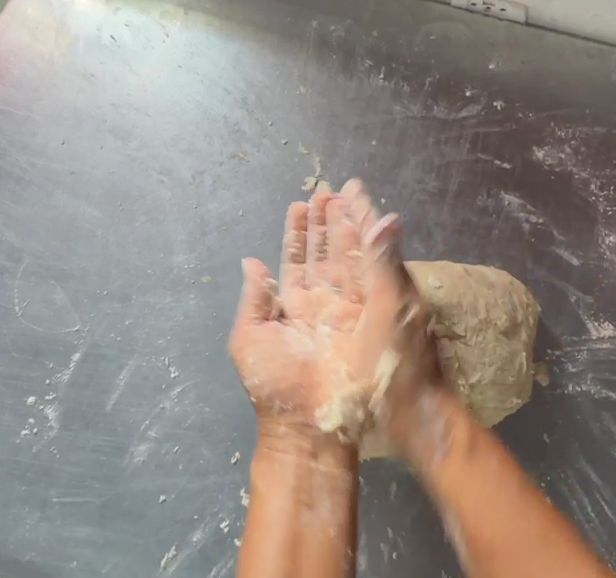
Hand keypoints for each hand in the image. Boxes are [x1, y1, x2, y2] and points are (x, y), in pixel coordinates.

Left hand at [229, 183, 362, 443]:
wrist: (307, 425)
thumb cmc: (273, 384)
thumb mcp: (249, 338)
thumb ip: (253, 299)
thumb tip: (250, 261)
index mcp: (289, 306)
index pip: (294, 260)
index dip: (297, 233)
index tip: (299, 205)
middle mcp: (318, 302)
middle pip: (322, 253)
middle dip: (323, 222)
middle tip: (325, 190)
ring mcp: (344, 308)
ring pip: (343, 257)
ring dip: (342, 227)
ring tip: (342, 196)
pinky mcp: (366, 316)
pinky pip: (364, 275)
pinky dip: (363, 248)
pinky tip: (361, 222)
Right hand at [323, 180, 446, 459]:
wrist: (409, 419)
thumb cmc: (399, 366)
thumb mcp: (392, 309)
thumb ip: (386, 263)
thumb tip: (389, 216)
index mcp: (385, 283)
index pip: (369, 236)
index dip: (357, 211)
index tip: (348, 186)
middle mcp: (372, 292)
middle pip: (349, 246)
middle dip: (336, 219)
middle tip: (323, 191)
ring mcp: (360, 313)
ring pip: (337, 266)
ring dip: (324, 239)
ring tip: (310, 215)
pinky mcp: (347, 332)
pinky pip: (328, 290)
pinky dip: (317, 270)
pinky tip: (308, 268)